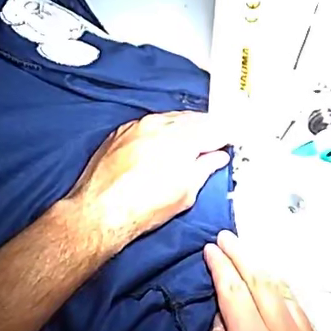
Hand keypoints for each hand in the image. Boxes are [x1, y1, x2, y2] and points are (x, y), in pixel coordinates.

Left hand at [61, 111, 231, 253]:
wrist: (99, 211)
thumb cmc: (142, 207)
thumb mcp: (186, 193)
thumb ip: (205, 168)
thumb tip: (217, 158)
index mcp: (182, 137)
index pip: (215, 127)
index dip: (226, 134)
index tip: (231, 140)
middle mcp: (159, 124)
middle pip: (192, 119)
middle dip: (205, 129)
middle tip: (213, 143)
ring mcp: (137, 126)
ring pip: (169, 119)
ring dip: (182, 129)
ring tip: (187, 147)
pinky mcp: (120, 133)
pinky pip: (147, 125)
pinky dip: (159, 132)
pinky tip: (160, 148)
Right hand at [198, 230, 330, 330]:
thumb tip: (220, 324)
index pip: (234, 290)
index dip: (221, 265)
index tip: (210, 248)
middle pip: (264, 284)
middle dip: (244, 256)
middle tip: (228, 238)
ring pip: (290, 298)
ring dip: (268, 274)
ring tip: (251, 260)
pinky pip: (308, 319)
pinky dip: (289, 301)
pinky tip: (280, 299)